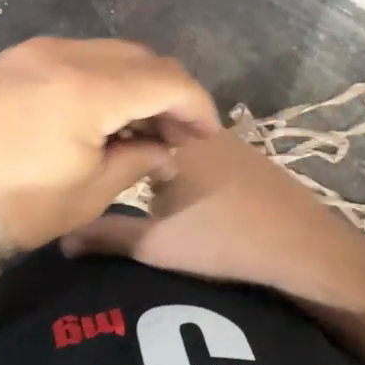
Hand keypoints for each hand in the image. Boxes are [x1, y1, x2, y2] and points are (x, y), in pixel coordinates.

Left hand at [0, 38, 220, 249]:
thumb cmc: (14, 204)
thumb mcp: (88, 194)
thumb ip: (137, 162)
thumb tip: (163, 149)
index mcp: (90, 87)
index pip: (167, 81)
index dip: (197, 106)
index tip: (206, 136)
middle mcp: (66, 54)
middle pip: (140, 59)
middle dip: (168, 93)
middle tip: (176, 134)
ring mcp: (34, 51)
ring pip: (106, 55)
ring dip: (133, 84)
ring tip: (139, 128)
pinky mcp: (11, 60)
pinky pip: (73, 59)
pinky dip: (99, 81)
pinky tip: (98, 115)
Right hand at [61, 130, 364, 304]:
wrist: (303, 248)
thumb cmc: (221, 240)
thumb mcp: (153, 244)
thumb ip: (104, 236)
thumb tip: (61, 238)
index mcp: (171, 137)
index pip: (123, 116)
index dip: (99, 130)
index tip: (78, 147)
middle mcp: (198, 127)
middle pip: (150, 121)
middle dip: (124, 137)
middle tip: (96, 161)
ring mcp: (227, 139)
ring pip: (177, 133)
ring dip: (153, 146)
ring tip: (127, 172)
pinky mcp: (247, 156)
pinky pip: (198, 144)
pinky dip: (180, 155)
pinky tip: (173, 183)